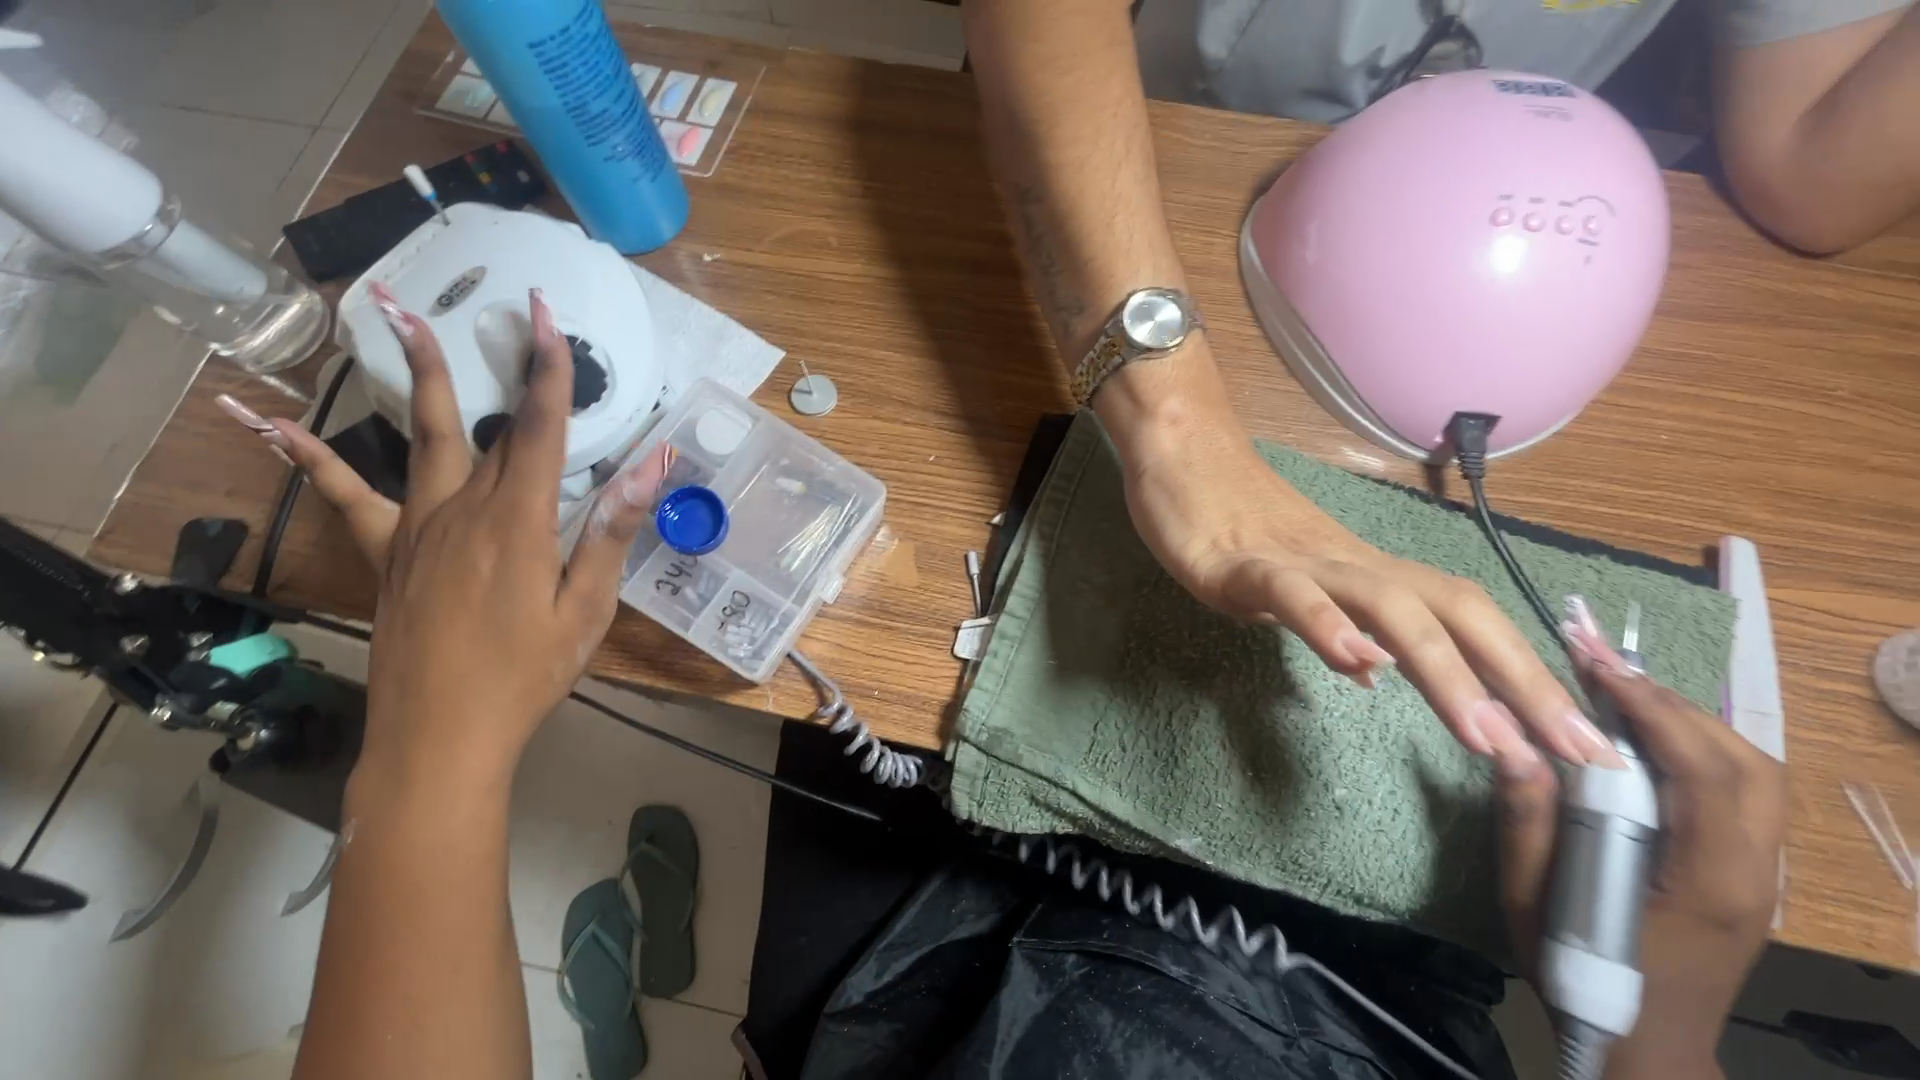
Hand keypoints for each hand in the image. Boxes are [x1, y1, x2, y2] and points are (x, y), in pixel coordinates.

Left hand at [217, 285, 668, 786]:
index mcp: (522, 522)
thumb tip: (653, 465)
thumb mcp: (586, 609)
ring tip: (393, 314)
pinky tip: (269, 423)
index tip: (549, 315)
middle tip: (500, 303)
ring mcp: (417, 525)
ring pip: (424, 437)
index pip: (544, 429)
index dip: (550, 369)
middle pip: (489, 424)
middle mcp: (465, 508)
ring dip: (419, 375)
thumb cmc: (527, 675)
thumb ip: (613, 531)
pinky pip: (347, 494)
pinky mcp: (386, 551)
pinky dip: (311, 456)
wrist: (441, 734)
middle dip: (497, 359)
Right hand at [1100, 349, 1617, 768]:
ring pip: (1388, 606)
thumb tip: (1372, 670)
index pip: (1467, 620)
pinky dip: (1330, 627)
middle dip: (1523, 682)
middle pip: (1456, 612)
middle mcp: (1352, 564)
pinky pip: (1293, 594)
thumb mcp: (1290, 587)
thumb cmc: (1232, 519)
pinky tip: (1360, 665)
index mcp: (1367, 574)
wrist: (1183, 452)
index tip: (1580, 741)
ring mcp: (1302, 561)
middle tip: (1580, 756)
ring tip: (1487, 737)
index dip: (1530, 674)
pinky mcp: (1243, 564)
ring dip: (1446, 670)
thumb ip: (1333, 625)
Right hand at [1496, 626, 1786, 1069]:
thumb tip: (1509, 741)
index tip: (1598, 666)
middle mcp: (1753, 873)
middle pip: (1747, 766)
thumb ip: (1526, 821)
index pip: (1704, 773)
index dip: (1655, 710)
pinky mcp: (1751, 877)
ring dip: (1694, 726)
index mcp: (1705, 880)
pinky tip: (1650, 743)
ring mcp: (1762, 877)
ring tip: (1623, 697)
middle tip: (1604, 671)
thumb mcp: (1531, 901)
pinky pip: (1745, 798)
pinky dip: (1702, 754)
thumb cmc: (1580, 973)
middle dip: (1676, 707)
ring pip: (1756, 778)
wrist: (1646, 1047)